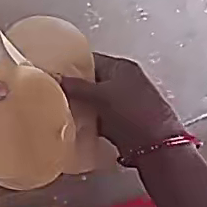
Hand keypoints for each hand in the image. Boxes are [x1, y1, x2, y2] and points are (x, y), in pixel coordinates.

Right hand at [57, 53, 186, 154]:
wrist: (155, 146)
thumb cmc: (131, 112)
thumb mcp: (101, 96)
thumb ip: (77, 86)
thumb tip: (56, 78)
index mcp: (121, 67)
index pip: (91, 60)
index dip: (72, 65)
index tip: (52, 72)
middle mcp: (124, 82)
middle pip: (92, 81)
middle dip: (73, 87)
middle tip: (51, 92)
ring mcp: (123, 103)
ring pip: (94, 101)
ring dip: (80, 106)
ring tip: (57, 108)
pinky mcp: (122, 122)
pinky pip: (98, 117)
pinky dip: (88, 120)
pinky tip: (72, 124)